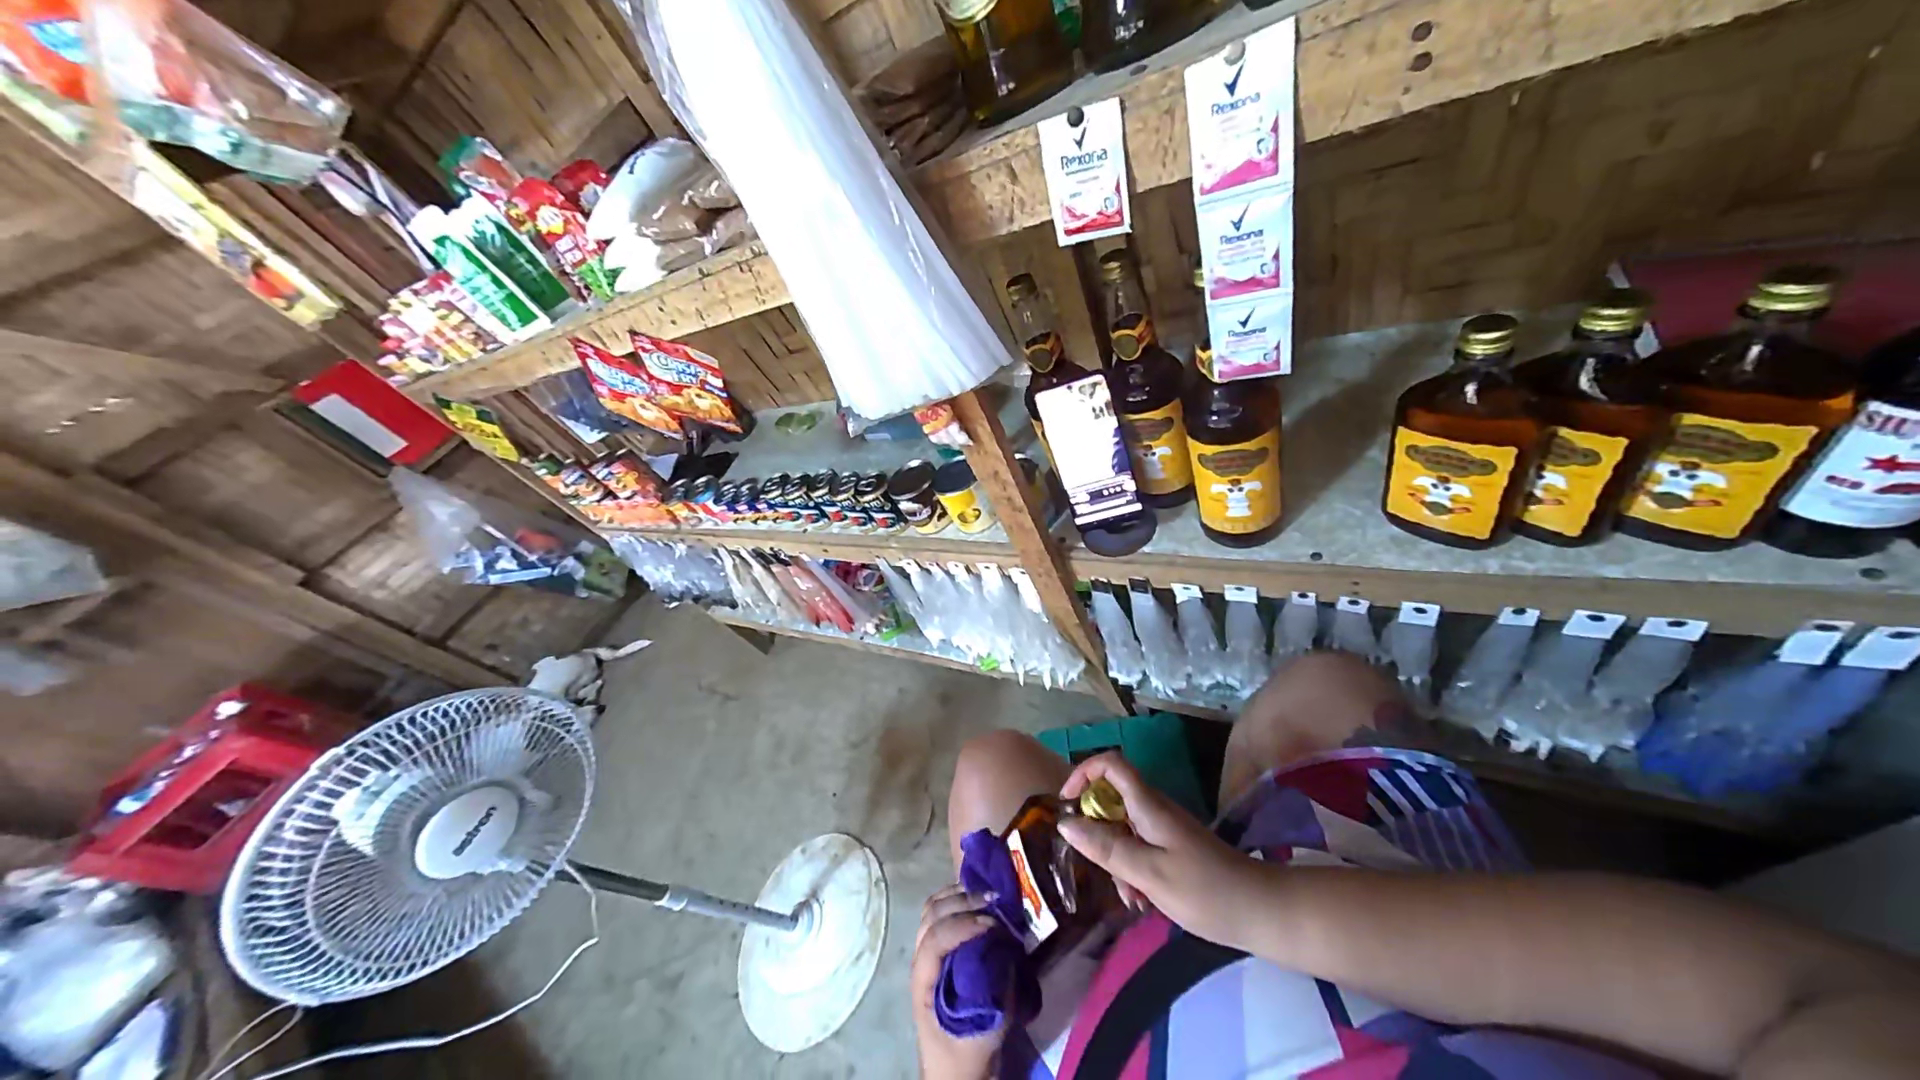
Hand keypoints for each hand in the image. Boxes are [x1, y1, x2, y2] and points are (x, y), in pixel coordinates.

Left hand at [911, 884, 1004, 1079]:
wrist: (954, 1076)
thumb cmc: (965, 1058)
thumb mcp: (984, 1036)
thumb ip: (997, 998)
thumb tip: (1009, 953)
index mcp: (924, 982)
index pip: (935, 939)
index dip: (962, 926)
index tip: (991, 925)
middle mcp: (920, 962)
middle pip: (932, 916)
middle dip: (962, 902)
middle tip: (993, 900)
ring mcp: (927, 955)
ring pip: (932, 909)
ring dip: (958, 896)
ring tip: (986, 895)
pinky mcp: (938, 954)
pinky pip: (939, 914)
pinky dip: (956, 900)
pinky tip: (977, 900)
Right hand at [1058, 752, 1263, 947]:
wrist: (1263, 912)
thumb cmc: (1205, 891)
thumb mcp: (1149, 873)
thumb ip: (1106, 848)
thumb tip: (1065, 822)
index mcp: (1148, 806)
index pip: (1110, 764)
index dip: (1084, 774)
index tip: (1068, 804)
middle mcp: (1155, 809)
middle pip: (1111, 800)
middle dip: (1096, 831)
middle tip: (1098, 866)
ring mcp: (1165, 829)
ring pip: (1123, 829)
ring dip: (1115, 859)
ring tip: (1129, 898)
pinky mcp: (1174, 849)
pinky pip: (1139, 848)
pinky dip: (1133, 870)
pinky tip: (1142, 902)